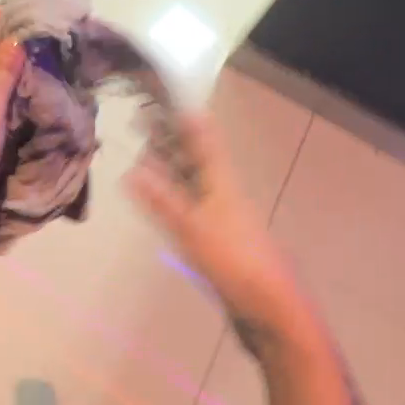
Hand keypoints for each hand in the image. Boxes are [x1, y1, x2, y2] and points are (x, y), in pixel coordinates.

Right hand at [125, 112, 307, 343]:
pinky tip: (161, 199)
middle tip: (140, 121)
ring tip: (145, 152)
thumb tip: (131, 170)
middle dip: (170, 137)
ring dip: (170, 164)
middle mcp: (223, 192)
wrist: (273, 311)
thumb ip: (162, 201)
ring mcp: (223, 215)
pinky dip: (173, 194)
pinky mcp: (220, 238)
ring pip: (193, 180)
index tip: (160, 93)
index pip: (201, 137)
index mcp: (222, 182)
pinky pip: (192, 204)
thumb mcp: (193, 230)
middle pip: (195, 156)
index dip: (182, 115)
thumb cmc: (236, 264)